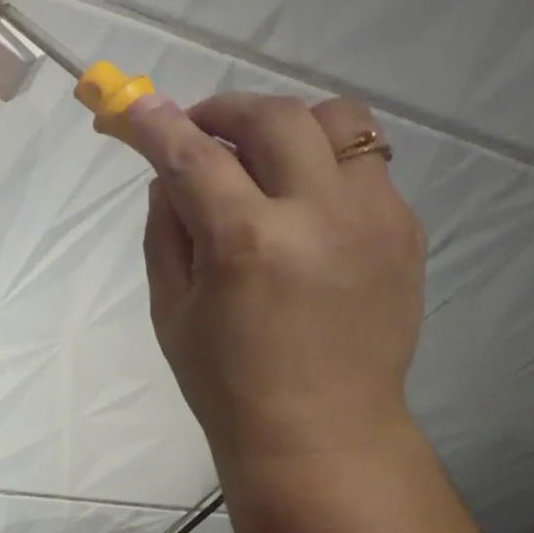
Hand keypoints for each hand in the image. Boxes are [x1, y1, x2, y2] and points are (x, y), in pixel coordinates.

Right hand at [125, 92, 426, 470]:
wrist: (318, 426)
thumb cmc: (222, 380)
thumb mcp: (172, 311)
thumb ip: (168, 235)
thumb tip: (169, 179)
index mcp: (245, 243)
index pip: (194, 159)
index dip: (156, 127)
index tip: (129, 107)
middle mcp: (317, 212)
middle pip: (274, 118)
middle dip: (223, 112)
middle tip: (193, 129)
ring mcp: (373, 213)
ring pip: (335, 121)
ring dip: (283, 125)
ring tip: (253, 157)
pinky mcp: (404, 224)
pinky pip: (361, 164)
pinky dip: (318, 164)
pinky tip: (294, 204)